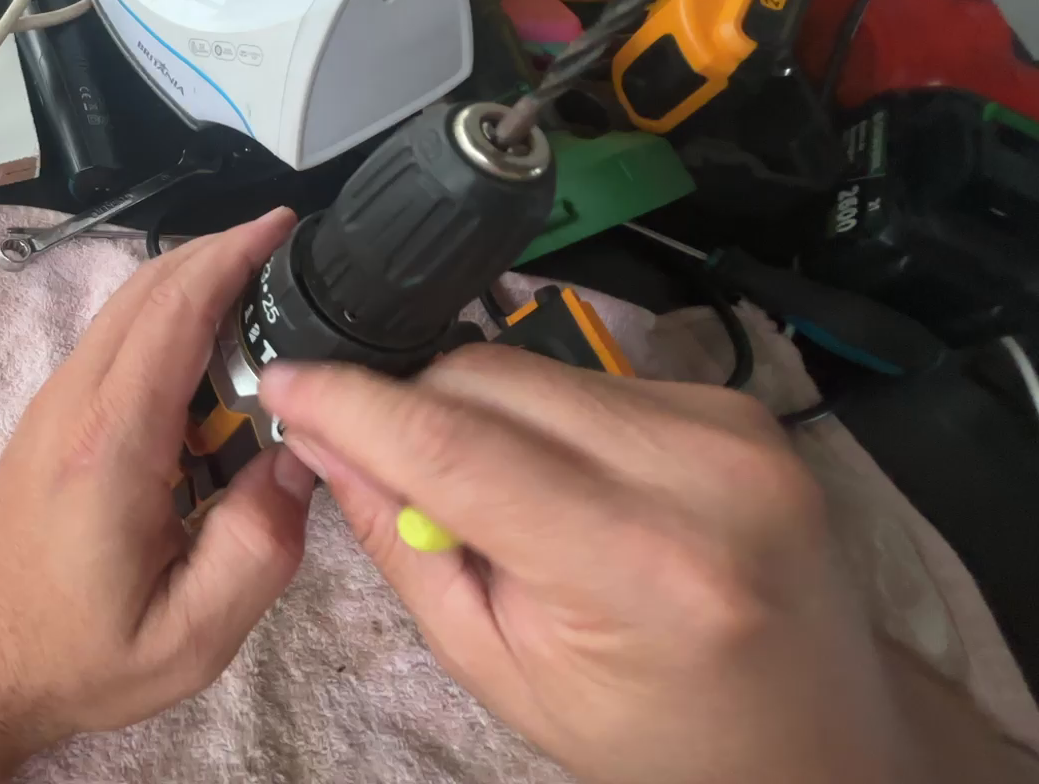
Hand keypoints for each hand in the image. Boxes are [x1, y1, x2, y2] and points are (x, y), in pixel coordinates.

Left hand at [0, 207, 314, 750]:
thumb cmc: (76, 652)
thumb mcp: (189, 635)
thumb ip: (258, 548)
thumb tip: (299, 458)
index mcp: (114, 439)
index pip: (174, 310)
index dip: (230, 255)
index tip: (280, 225)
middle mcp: (77, 398)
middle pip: (148, 289)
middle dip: (217, 254)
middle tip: (285, 254)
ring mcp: (56, 399)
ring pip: (127, 307)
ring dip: (191, 283)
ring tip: (258, 298)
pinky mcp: (52, 413)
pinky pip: (114, 338)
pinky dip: (165, 318)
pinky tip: (206, 354)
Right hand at [261, 347, 906, 783]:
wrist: (823, 738)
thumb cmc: (642, 731)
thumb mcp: (490, 661)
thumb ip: (393, 539)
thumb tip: (316, 439)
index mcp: (639, 568)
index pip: (450, 446)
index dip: (348, 404)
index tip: (279, 382)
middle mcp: (697, 473)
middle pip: (477, 380)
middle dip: (396, 404)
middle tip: (369, 457)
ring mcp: (723, 424)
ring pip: (513, 365)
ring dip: (455, 407)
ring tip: (471, 481)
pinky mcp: (723, 399)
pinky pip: (561, 373)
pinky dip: (515, 408)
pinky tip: (535, 466)